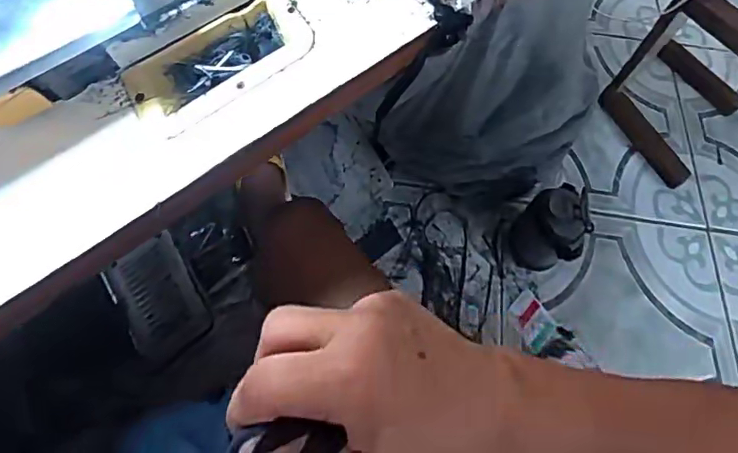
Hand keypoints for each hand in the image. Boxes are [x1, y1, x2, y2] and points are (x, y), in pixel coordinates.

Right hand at [227, 291, 518, 452]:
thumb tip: (270, 447)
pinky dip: (331, 342)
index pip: (262, 380)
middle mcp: (355, 324)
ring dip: (298, 352)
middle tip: (277, 408)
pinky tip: (354, 375)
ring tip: (317, 394)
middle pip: (275, 327)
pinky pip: (340, 315)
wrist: (496, 406)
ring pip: (307, 315)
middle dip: (264, 367)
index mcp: (346, 373)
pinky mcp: (389, 298)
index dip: (242, 411)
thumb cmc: (434, 446)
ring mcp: (374, 304)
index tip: (247, 432)